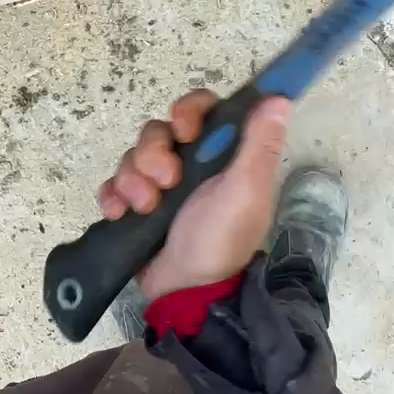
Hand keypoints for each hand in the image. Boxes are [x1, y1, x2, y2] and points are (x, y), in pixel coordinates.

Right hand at [97, 89, 291, 301]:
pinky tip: (121, 214)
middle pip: (158, 131)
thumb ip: (259, 144)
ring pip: (132, 157)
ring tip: (145, 208)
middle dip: (153, 154)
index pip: (201, 108)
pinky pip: (113, 185)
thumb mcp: (246, 191)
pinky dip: (113, 197)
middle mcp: (189, 164)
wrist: (187, 294)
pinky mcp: (133, 207)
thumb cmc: (222, 239)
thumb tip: (280, 98)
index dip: (187, 110)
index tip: (185, 131)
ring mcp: (158, 186)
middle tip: (166, 182)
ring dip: (134, 180)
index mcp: (220, 156)